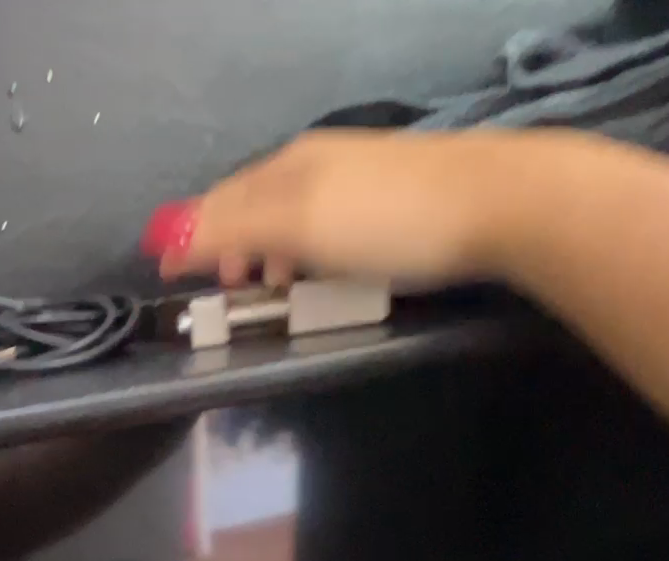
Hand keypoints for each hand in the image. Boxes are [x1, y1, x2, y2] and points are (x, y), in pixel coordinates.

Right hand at [148, 129, 591, 288]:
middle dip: (224, 246)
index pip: (217, 200)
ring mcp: (355, 177)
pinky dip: (301, 251)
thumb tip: (161, 238)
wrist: (507, 203)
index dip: (187, 236)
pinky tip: (318, 271)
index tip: (168, 275)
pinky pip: (320, 224)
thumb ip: (226, 231)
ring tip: (269, 288)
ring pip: (285, 216)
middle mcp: (314, 163)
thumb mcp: (294, 226)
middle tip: (224, 288)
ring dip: (264, 253)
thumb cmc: (387, 221)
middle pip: (248, 205)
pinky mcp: (390, 196)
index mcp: (285, 167)